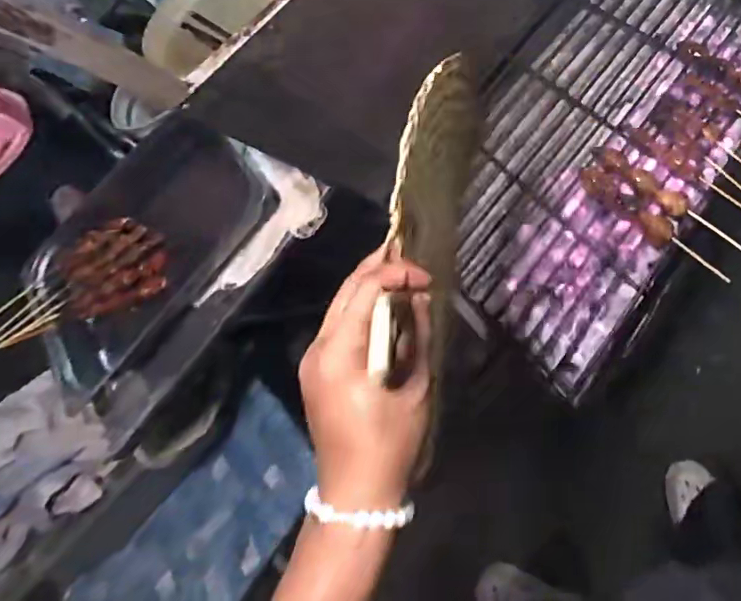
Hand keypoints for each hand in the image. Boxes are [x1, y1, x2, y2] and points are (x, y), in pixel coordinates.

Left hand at [299, 248, 434, 508]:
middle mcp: (318, 348)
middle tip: (410, 248)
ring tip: (402, 268)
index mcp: (339, 352)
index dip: (397, 272)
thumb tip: (420, 299)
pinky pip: (340, 322)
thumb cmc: (390, 442)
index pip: (365, 289)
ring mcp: (313, 358)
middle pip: (347, 289)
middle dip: (379, 265)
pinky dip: (363, 305)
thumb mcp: (416, 385)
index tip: (427, 277)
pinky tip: (386, 299)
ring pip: (341, 302)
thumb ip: (418, 335)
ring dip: (370, 282)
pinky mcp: (317, 368)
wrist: (355, 493)